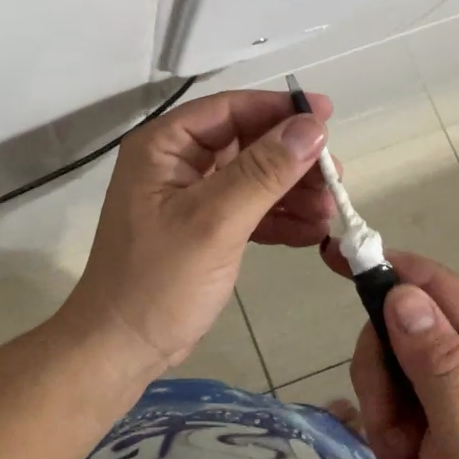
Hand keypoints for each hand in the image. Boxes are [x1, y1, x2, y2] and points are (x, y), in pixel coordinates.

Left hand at [59, 90, 335, 375]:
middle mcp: (175, 163)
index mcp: (163, 147)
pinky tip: (313, 233)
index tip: (328, 115)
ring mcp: (189, 197)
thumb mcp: (214, 222)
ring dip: (292, 191)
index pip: (228, 109)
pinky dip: (279, 219)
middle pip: (246, 142)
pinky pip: (249, 210)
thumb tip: (312, 127)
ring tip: (329, 213)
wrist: (122, 349)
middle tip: (335, 178)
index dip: (279, 109)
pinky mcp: (203, 229)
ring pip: (252, 177)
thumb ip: (264, 172)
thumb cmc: (159, 280)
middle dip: (292, 159)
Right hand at [323, 245, 458, 458]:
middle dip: (381, 376)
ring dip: (383, 410)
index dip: (383, 269)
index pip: (434, 284)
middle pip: (401, 323)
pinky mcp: (446, 407)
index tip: (328, 259)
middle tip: (389, 431)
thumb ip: (440, 368)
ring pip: (390, 360)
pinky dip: (388, 427)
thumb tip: (400, 292)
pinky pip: (394, 393)